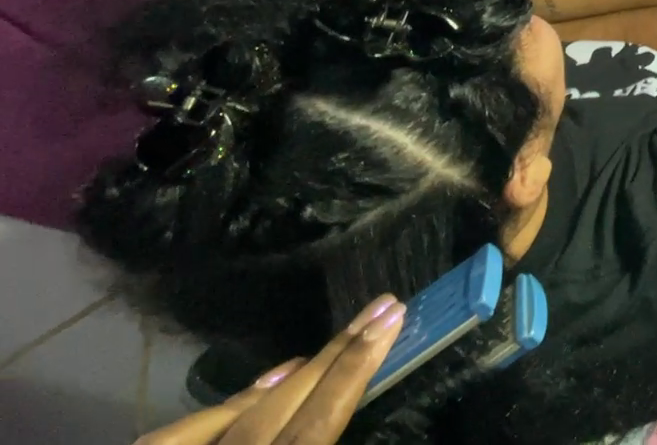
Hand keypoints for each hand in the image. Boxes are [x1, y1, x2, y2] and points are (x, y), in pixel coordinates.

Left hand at [137, 296, 404, 444]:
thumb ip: (313, 434)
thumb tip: (346, 399)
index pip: (316, 424)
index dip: (353, 371)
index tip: (392, 318)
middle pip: (280, 410)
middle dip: (335, 356)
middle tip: (382, 306)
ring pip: (238, 417)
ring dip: (295, 376)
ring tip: (343, 340)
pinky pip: (181, 433)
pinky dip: (231, 404)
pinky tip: (269, 382)